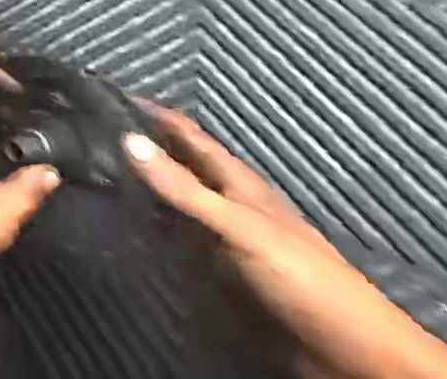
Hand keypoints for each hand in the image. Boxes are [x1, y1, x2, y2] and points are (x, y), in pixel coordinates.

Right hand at [126, 105, 446, 378]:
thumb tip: (127, 139)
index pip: (186, 132)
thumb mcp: (242, 229)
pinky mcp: (221, 267)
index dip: (151, 110)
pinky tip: (126, 221)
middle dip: (138, 143)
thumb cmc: (306, 281)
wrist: (359, 358)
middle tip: (88, 130)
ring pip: (173, 197)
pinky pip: (175, 234)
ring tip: (94, 169)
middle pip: (177, 161)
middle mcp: (228, 200)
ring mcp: (224, 235)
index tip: (105, 93)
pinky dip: (150, 222)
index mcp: (238, 182)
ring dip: (140, 183)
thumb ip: (185, 188)